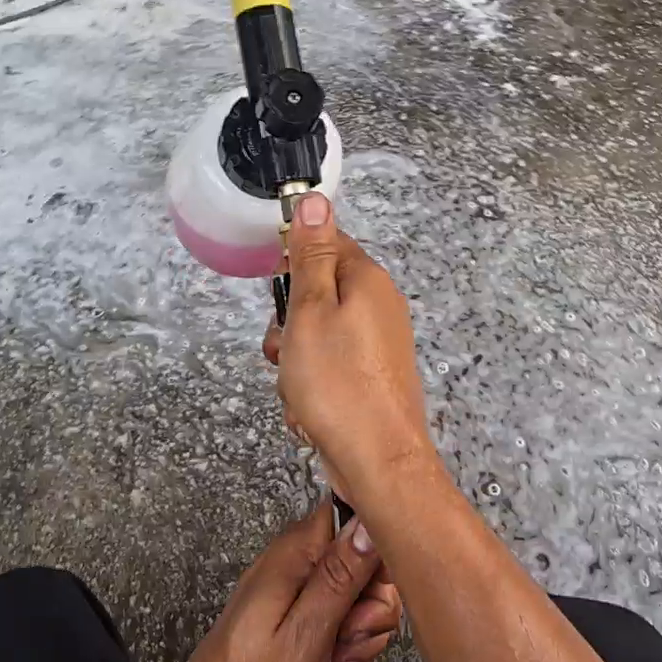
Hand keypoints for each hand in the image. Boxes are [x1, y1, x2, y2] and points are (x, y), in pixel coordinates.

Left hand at [171, 498, 402, 661]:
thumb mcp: (303, 634)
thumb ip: (338, 576)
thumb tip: (367, 524)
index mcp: (295, 551)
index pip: (353, 514)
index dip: (374, 548)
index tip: (372, 589)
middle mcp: (297, 561)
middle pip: (362, 559)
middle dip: (370, 602)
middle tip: (350, 635)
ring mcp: (298, 589)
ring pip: (358, 592)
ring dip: (361, 630)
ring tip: (338, 658)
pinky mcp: (299, 615)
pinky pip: (342, 617)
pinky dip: (347, 644)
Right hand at [262, 193, 434, 497]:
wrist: (378, 461)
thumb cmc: (338, 383)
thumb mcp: (311, 310)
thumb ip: (311, 255)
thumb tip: (314, 199)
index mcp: (369, 279)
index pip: (326, 244)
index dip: (293, 267)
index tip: (279, 299)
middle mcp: (381, 304)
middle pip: (319, 294)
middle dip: (291, 326)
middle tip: (285, 352)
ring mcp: (381, 343)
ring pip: (320, 335)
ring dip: (297, 362)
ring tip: (298, 389)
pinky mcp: (376, 375)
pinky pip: (332, 367)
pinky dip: (314, 387)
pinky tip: (311, 413)